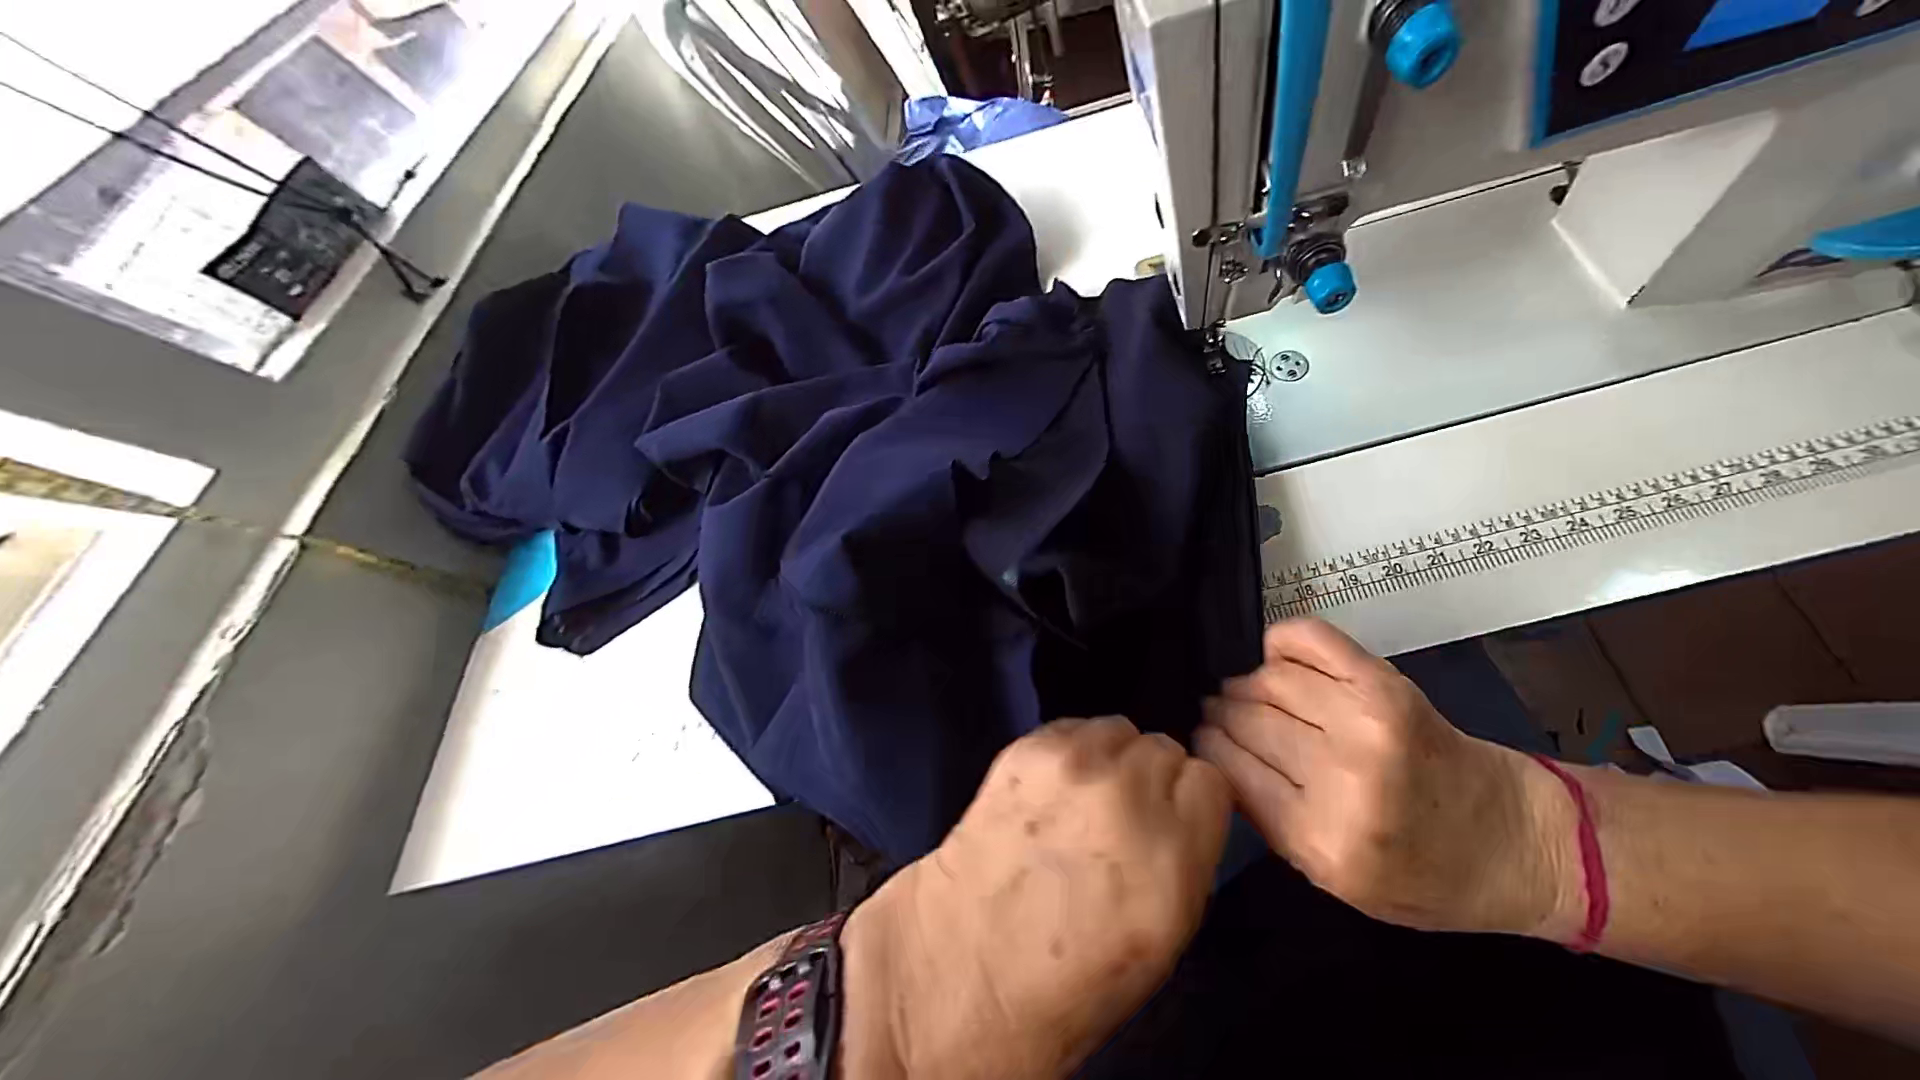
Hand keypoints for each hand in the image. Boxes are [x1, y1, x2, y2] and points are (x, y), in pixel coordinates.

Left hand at [838, 716, 1231, 1079]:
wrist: (966, 962)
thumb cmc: (1076, 975)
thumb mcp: (1168, 929)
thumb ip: (1188, 850)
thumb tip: (1186, 803)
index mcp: (1171, 854)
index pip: (1210, 780)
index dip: (1190, 801)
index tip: (1172, 819)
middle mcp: (1124, 797)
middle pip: (1164, 748)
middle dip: (1152, 779)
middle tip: (1123, 814)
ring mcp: (1069, 766)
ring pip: (1119, 728)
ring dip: (1112, 758)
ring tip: (1085, 796)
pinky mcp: (1024, 749)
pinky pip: (1072, 727)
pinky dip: (1071, 750)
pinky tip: (1051, 788)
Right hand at [1193, 618, 1577, 936]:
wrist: (1517, 843)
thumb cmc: (1421, 875)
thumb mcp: (1328, 878)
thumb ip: (1265, 819)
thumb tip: (1215, 751)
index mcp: (1319, 837)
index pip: (1228, 764)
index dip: (1207, 744)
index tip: (1205, 738)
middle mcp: (1340, 776)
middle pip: (1244, 718)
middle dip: (1222, 713)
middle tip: (1222, 714)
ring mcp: (1366, 723)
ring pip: (1267, 679)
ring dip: (1249, 683)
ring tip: (1253, 693)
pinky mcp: (1387, 685)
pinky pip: (1308, 639)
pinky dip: (1281, 640)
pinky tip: (1276, 657)